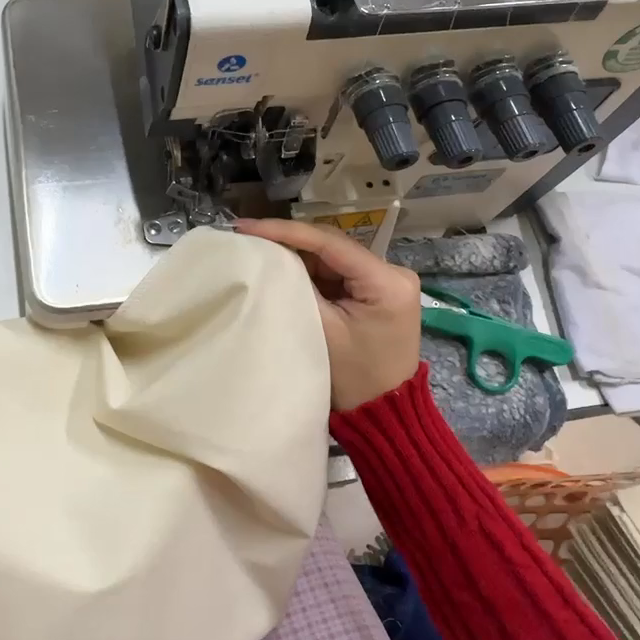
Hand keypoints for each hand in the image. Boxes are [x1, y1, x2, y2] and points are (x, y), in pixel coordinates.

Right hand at [235, 218, 421, 410]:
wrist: (385, 413)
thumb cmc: (355, 377)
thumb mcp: (323, 329)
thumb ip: (298, 287)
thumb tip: (268, 258)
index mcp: (387, 281)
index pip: (330, 243)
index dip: (285, 231)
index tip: (247, 226)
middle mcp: (393, 272)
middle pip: (332, 246)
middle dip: (289, 240)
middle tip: (246, 235)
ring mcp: (386, 281)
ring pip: (332, 256)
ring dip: (297, 255)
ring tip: (256, 247)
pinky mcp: (376, 291)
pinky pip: (337, 272)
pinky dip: (310, 271)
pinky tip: (281, 266)